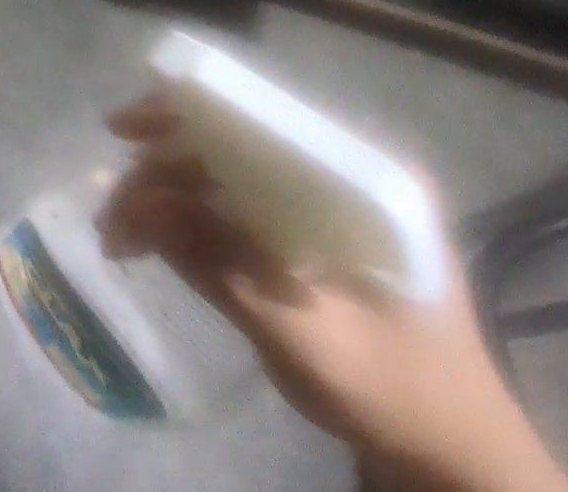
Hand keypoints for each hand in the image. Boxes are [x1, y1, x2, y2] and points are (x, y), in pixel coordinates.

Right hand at [101, 98, 567, 491]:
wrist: (457, 455)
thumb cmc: (396, 394)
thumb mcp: (304, 335)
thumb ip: (221, 266)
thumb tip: (141, 204)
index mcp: (366, 182)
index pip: (260, 117)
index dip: (183, 112)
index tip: (120, 131)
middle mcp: (345, 176)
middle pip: (229, 145)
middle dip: (159, 174)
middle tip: (110, 222)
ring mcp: (326, 204)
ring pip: (221, 175)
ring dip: (163, 200)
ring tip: (118, 242)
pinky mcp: (308, 232)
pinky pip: (231, 205)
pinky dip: (185, 221)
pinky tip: (148, 245)